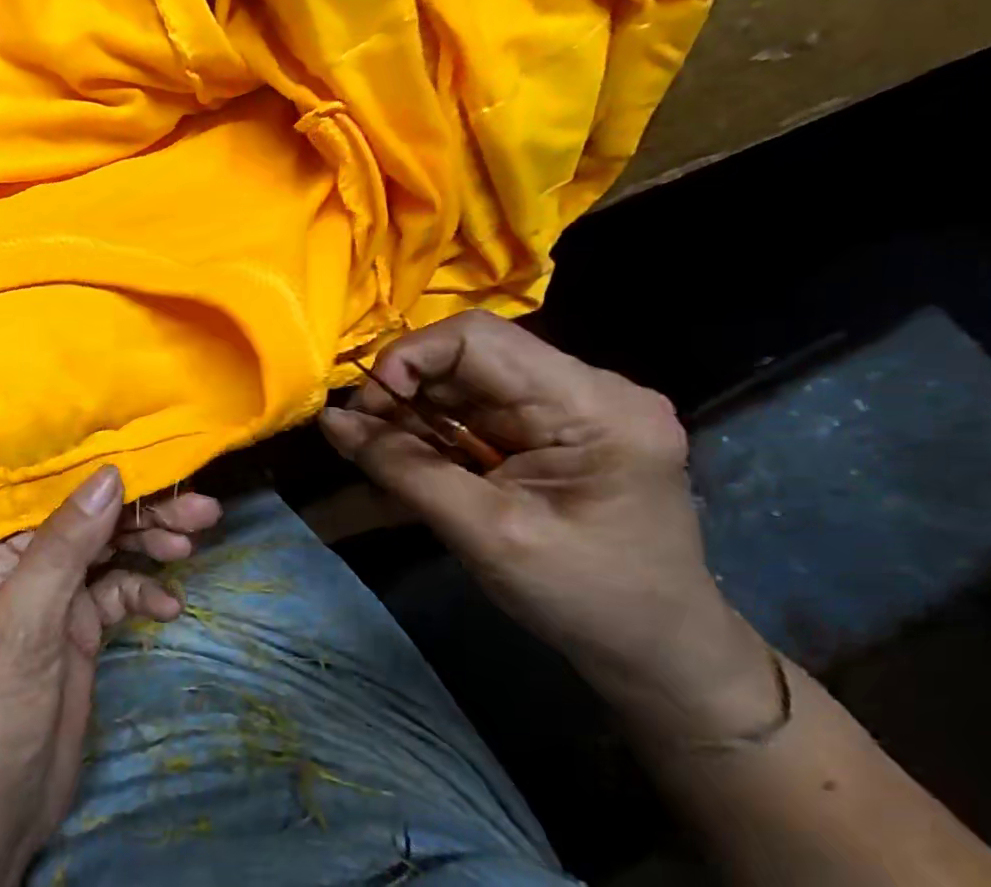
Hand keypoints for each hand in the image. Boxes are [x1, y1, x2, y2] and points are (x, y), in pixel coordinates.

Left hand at [0, 466, 221, 886]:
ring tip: (191, 543)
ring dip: (152, 544)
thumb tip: (110, 474)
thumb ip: (66, 545)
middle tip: (200, 509)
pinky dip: (146, 592)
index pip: (46, 491)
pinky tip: (169, 606)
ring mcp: (54, 593)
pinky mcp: (81, 624)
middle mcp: (22, 561)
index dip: (98, 471)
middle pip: (89, 519)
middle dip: (143, 511)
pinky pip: (120, 592)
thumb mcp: (25, 621)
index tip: (155, 459)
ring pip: (110, 550)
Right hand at [319, 312, 777, 741]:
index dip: (409, 359)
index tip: (366, 409)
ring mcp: (576, 408)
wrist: (658, 652)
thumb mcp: (484, 533)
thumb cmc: (584, 598)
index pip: (478, 338)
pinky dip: (439, 438)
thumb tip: (331, 421)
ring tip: (386, 461)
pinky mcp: (560, 430)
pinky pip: (480, 414)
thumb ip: (403, 469)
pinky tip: (416, 468)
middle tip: (365, 441)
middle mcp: (589, 389)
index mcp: (593, 405)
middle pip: (470, 360)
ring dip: (417, 420)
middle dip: (407, 396)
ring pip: (467, 386)